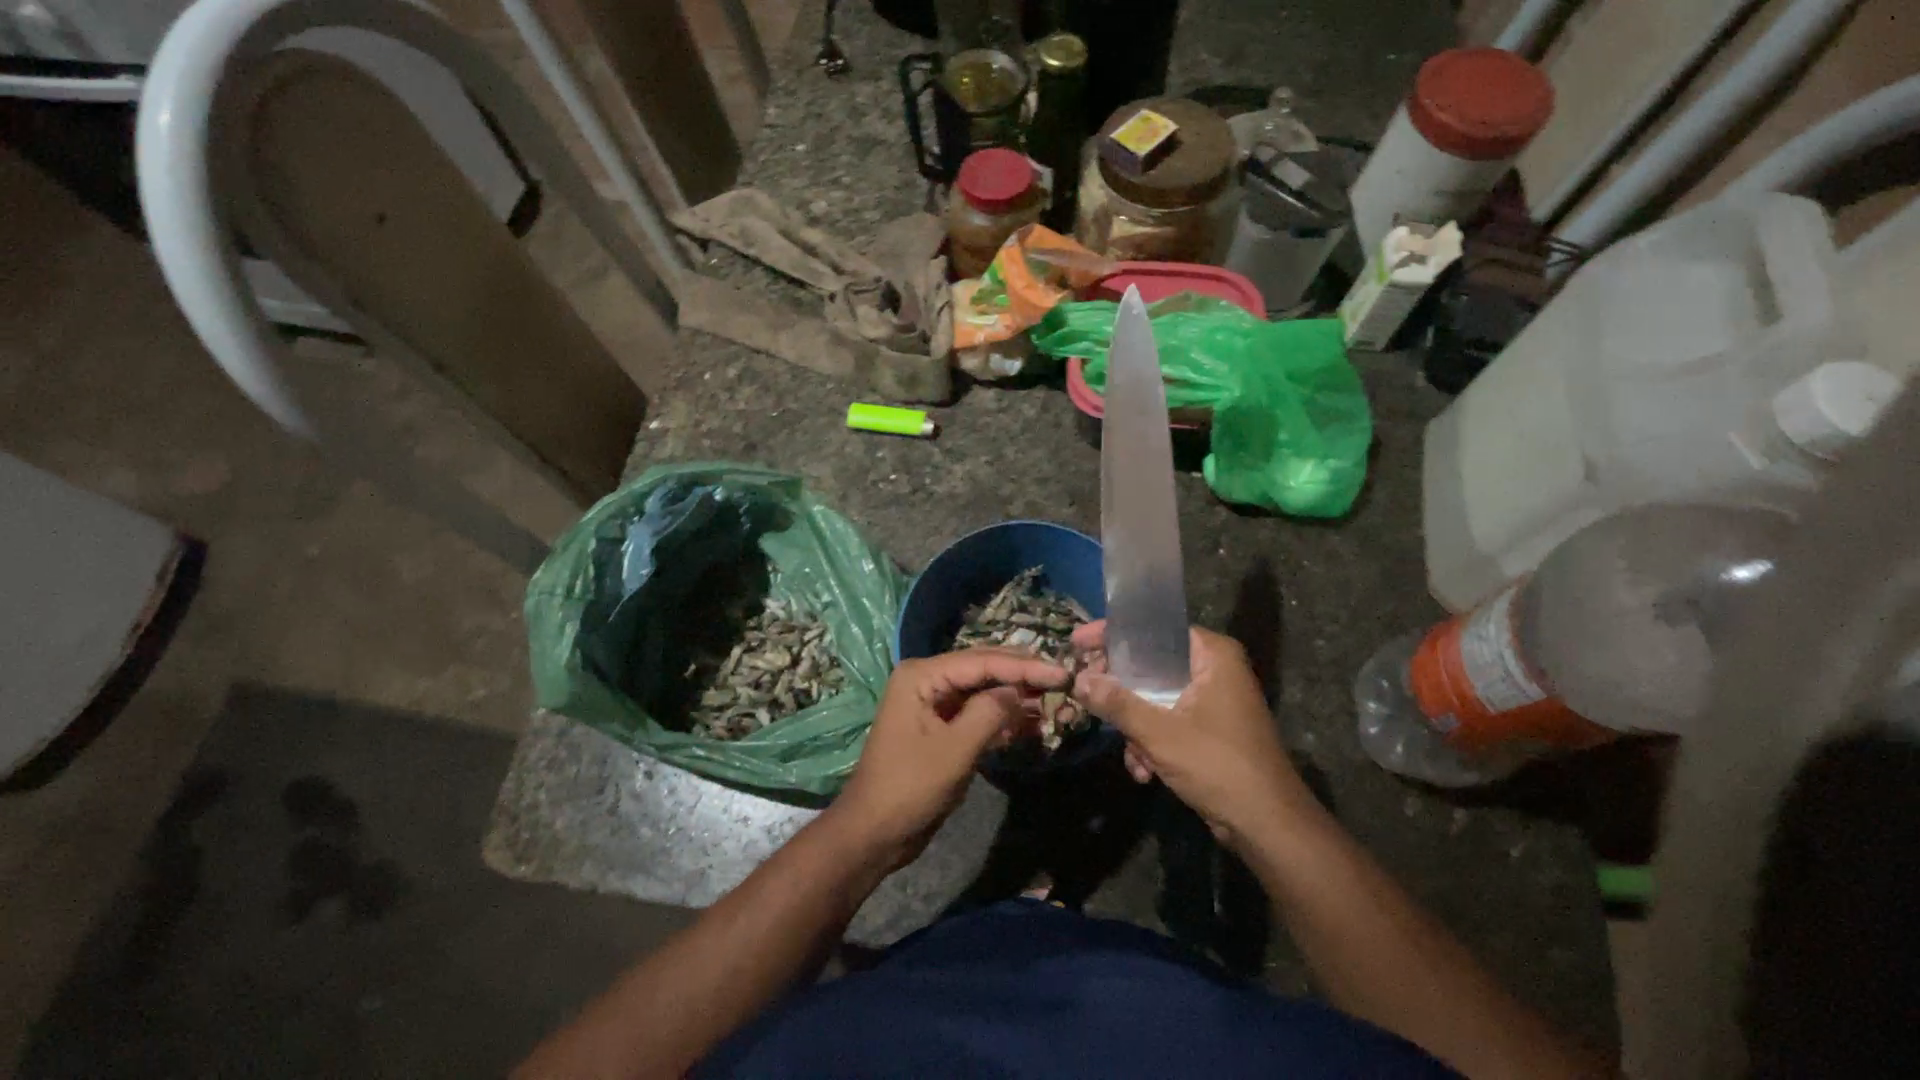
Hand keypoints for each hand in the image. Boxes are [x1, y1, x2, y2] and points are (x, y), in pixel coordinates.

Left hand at [824, 648, 1068, 869]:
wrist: (874, 832)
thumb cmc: (909, 787)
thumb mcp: (955, 750)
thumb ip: (990, 713)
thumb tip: (1020, 691)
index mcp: (922, 676)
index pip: (982, 661)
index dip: (1025, 667)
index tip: (1062, 673)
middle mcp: (926, 681)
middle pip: (984, 669)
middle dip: (1022, 676)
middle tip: (1064, 680)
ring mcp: (933, 705)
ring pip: (984, 691)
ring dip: (1016, 698)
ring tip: (1054, 701)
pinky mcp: (941, 729)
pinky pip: (978, 714)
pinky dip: (1003, 719)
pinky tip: (1031, 725)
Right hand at [1071, 622, 1324, 848]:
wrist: (1266, 823)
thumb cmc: (1218, 764)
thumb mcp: (1160, 733)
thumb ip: (1117, 703)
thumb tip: (1078, 679)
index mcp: (1213, 655)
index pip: (1154, 630)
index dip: (1113, 635)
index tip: (1077, 643)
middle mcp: (1215, 670)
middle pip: (1151, 666)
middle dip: (1122, 694)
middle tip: (1088, 699)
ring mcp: (1213, 702)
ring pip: (1156, 699)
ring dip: (1136, 729)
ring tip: (1133, 757)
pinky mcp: (1210, 731)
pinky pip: (1168, 723)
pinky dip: (1152, 745)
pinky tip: (1145, 772)